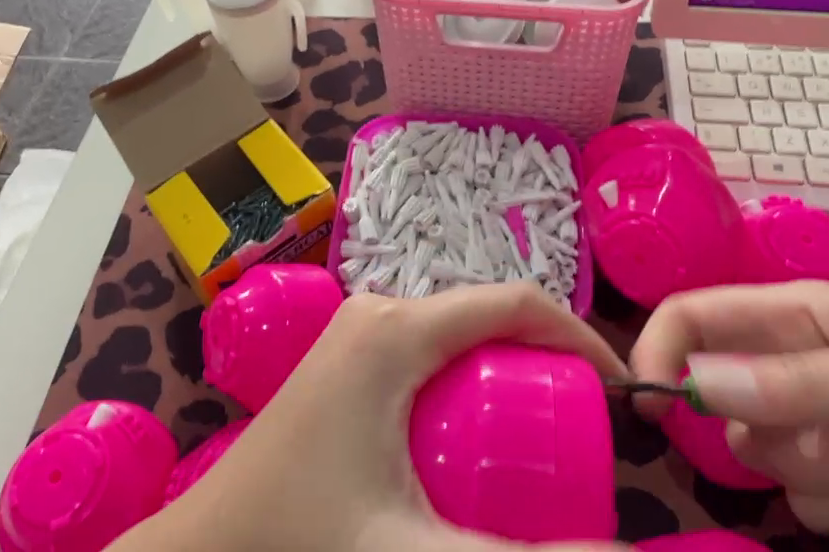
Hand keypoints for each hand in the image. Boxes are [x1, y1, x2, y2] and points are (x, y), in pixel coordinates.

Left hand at [126, 283, 628, 551]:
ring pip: (458, 333)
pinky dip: (470, 381)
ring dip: (507, 370)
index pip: (514, 301)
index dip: (579, 335)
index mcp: (396, 332)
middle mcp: (378, 312)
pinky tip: (479, 438)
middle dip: (545, 359)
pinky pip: (430, 352)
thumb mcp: (414, 551)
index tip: (619, 394)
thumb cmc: (303, 535)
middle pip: (487, 314)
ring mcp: (358, 331)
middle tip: (584, 428)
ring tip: (541, 435)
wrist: (209, 546)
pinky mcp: (347, 356)